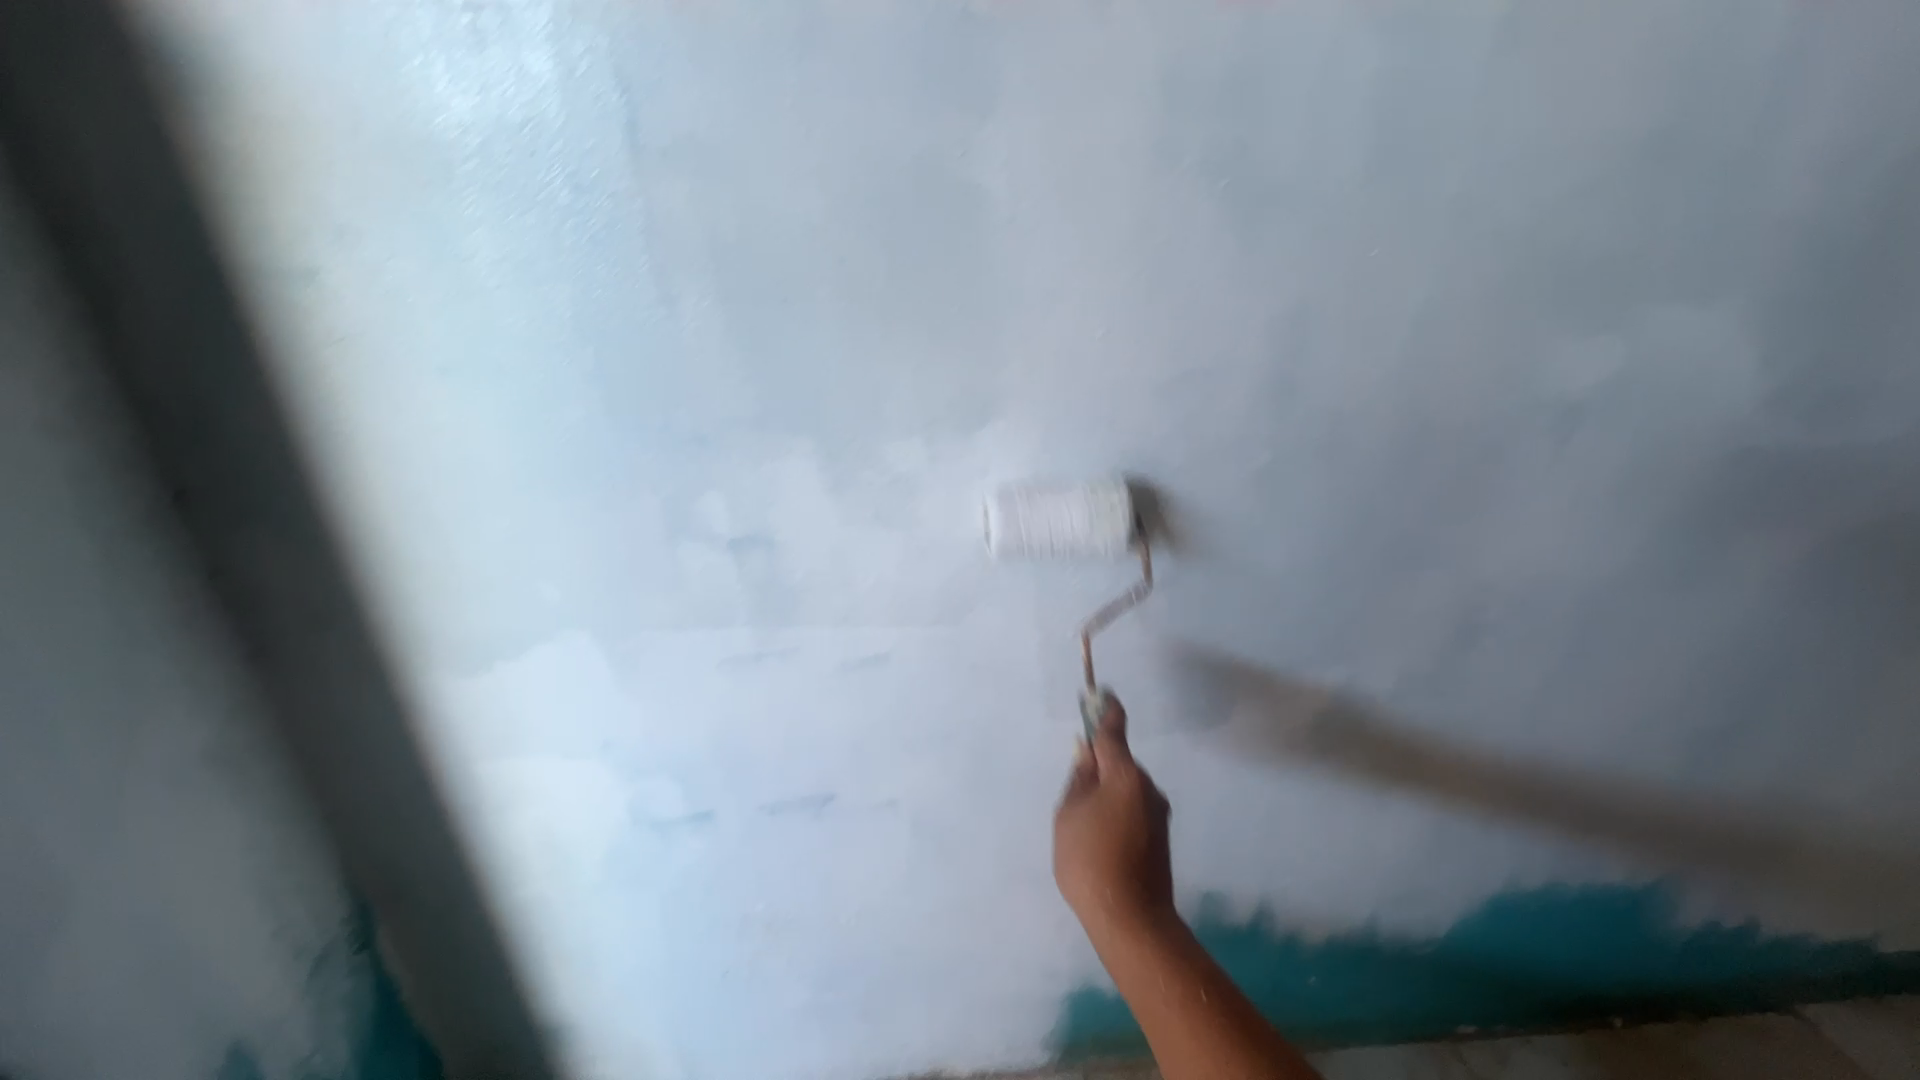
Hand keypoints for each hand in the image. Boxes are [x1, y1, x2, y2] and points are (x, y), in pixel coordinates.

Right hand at [1053, 694, 1173, 932]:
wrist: (1131, 918)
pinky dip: (1116, 814)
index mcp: (1124, 775)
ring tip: (1082, 829)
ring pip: (1125, 789)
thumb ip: (1079, 779)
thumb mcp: (1068, 814)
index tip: (1102, 695)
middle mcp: (1147, 787)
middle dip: (1099, 767)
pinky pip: (1133, 809)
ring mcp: (1157, 812)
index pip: (1114, 732)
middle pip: (1119, 763)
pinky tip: (1100, 842)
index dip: (1106, 711)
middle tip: (1072, 794)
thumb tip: (1087, 753)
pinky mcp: (1160, 835)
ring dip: (1107, 795)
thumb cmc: (1089, 860)